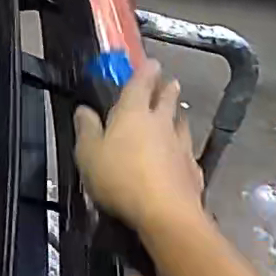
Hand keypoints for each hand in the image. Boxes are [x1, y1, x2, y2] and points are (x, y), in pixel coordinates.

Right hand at [74, 61, 205, 234]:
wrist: (165, 212)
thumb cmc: (119, 178)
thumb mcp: (88, 154)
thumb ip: (86, 129)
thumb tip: (84, 109)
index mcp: (133, 113)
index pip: (140, 84)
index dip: (144, 72)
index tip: (151, 62)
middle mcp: (161, 123)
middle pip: (167, 100)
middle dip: (167, 88)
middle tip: (170, 81)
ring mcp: (181, 146)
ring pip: (181, 123)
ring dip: (178, 114)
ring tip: (178, 112)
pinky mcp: (192, 170)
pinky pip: (188, 150)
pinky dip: (184, 147)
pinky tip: (183, 153)